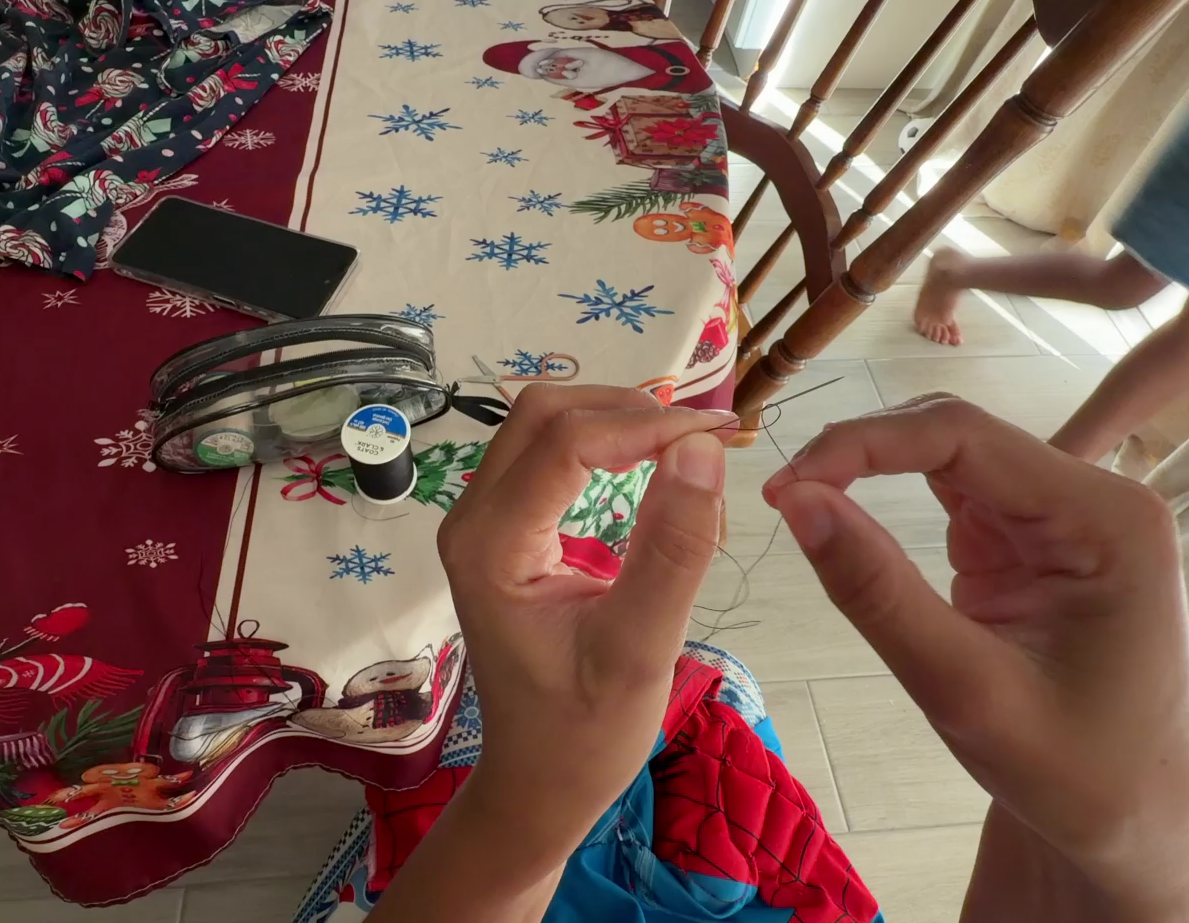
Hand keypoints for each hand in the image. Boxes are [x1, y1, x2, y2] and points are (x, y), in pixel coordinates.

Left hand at [370, 384, 729, 920]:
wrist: (536, 777)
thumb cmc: (585, 732)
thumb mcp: (640, 650)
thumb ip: (672, 549)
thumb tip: (701, 449)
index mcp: (491, 544)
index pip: (566, 441)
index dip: (645, 424)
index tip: (717, 438)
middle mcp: (471, 517)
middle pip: (544, 413)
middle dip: (627, 410)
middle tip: (701, 440)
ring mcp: (479, 518)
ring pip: (543, 423)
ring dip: (614, 421)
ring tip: (682, 450)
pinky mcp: (500, 525)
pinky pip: (545, 453)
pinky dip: (600, 443)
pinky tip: (644, 463)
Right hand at [765, 396, 1188, 922]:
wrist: (1128, 818)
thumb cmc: (1069, 771)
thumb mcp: (963, 689)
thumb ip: (876, 591)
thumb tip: (794, 499)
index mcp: (1103, 519)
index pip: (960, 436)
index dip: (861, 444)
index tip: (784, 489)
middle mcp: (1086, 494)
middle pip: (950, 430)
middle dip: (858, 449)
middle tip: (784, 496)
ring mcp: (1055, 508)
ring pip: (940, 447)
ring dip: (865, 462)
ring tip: (803, 497)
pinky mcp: (1023, 530)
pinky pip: (944, 481)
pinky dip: (883, 487)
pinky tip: (846, 509)